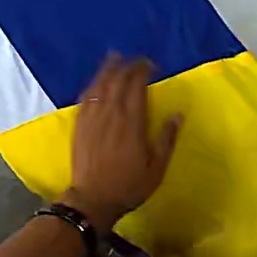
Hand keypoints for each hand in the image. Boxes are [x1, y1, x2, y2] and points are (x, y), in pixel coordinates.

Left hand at [63, 54, 181, 227]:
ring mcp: (92, 118)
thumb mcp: (157, 168)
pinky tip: (96, 81)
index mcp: (131, 123)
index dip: (143, 71)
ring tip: (114, 57)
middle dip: (127, 66)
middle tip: (136, 59)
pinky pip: (85, 97)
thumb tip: (178, 115)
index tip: (152, 65)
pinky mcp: (79, 124)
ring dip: (107, 69)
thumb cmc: (128, 185)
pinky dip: (93, 85)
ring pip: (99, 85)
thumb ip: (167, 139)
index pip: (137, 87)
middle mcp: (110, 114)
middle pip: (117, 81)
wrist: (92, 199)